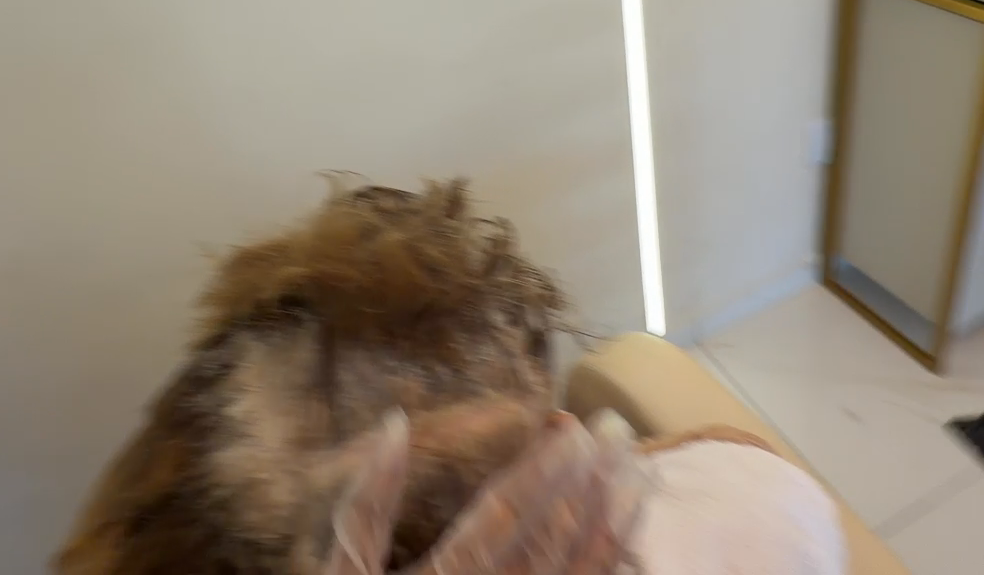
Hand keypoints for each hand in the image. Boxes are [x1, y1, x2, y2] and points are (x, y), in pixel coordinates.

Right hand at [323, 410, 645, 574]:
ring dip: (611, 523)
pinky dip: (607, 570)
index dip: (542, 470)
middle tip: (618, 431)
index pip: (503, 515)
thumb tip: (395, 422)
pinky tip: (628, 541)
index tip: (573, 427)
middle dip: (588, 482)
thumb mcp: (345, 572)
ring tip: (638, 473)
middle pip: (551, 540)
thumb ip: (368, 503)